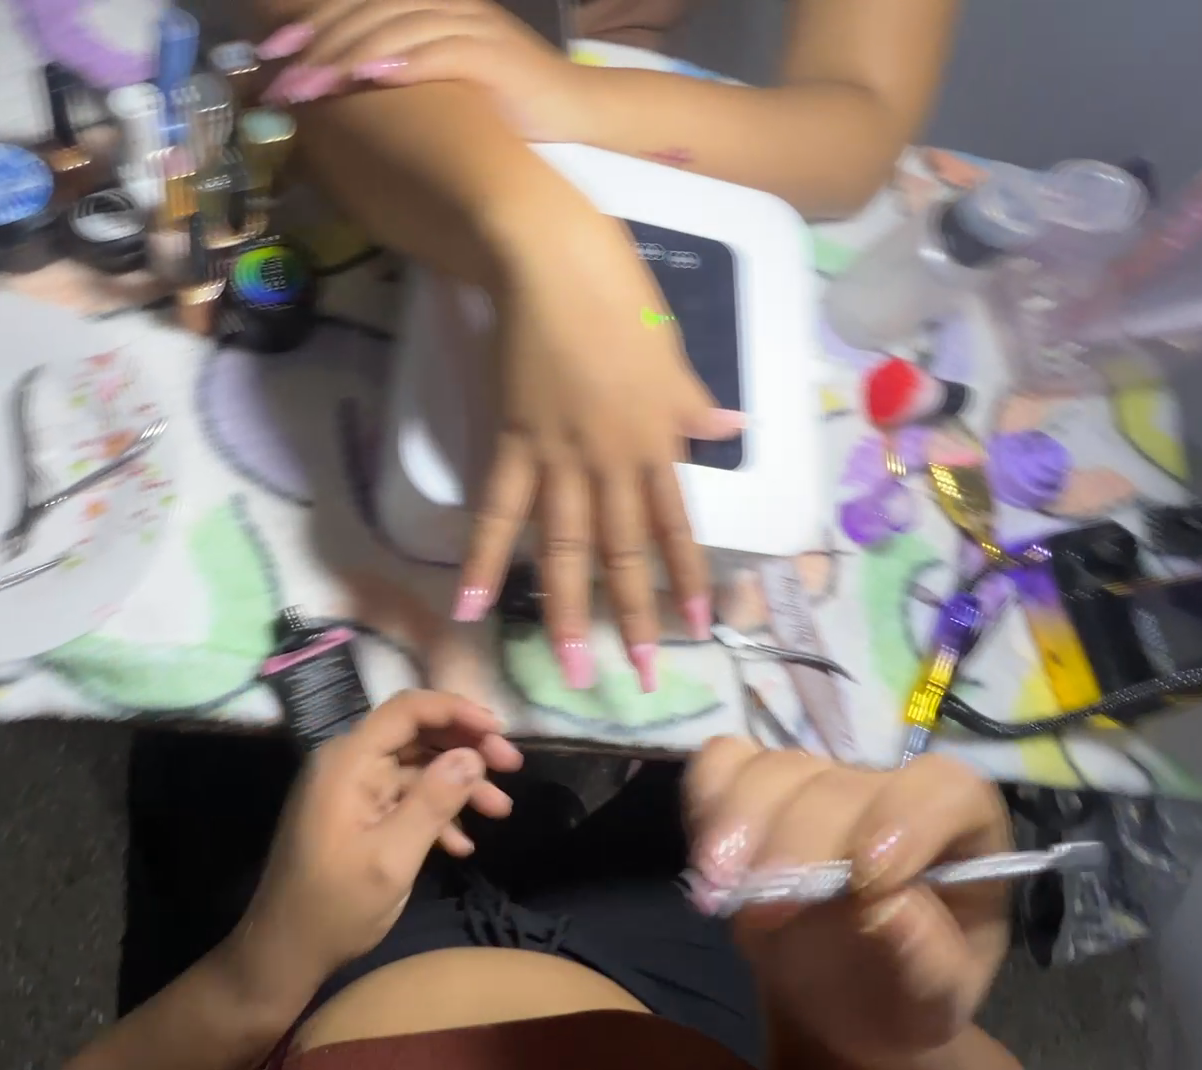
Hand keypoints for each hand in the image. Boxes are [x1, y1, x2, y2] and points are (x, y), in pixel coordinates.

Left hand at [229, 691, 523, 990]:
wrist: (283, 953)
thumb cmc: (334, 906)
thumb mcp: (392, 858)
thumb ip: (433, 802)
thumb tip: (473, 755)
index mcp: (350, 759)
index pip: (408, 709)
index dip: (457, 711)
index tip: (500, 730)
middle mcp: (350, 762)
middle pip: (417, 734)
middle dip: (466, 747)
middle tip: (512, 766)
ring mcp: (353, 787)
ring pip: (416, 767)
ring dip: (459, 785)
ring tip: (501, 809)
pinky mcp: (358, 812)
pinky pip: (404, 796)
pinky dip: (436, 812)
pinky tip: (462, 845)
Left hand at [255, 0, 596, 142]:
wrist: (576, 115)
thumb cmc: (507, 114)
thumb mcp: (445, 94)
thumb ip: (401, 88)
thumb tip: (349, 108)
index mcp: (431, 13)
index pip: (362, 8)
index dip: (314, 27)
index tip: (273, 56)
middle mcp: (447, 10)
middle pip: (369, 12)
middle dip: (317, 42)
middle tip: (275, 73)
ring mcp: (472, 29)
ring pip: (396, 28)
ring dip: (346, 55)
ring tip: (308, 85)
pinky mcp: (493, 58)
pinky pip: (441, 52)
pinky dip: (404, 61)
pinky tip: (370, 73)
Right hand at [458, 217, 742, 689]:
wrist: (548, 258)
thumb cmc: (615, 292)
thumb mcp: (669, 348)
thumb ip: (690, 400)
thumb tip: (730, 426)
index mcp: (657, 437)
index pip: (676, 524)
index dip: (688, 578)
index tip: (698, 627)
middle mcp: (612, 461)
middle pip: (624, 551)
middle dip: (634, 617)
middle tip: (641, 677)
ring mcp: (559, 458)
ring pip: (566, 546)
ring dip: (569, 609)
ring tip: (568, 666)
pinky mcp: (512, 445)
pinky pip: (498, 511)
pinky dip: (485, 558)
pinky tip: (471, 605)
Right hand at [684, 739, 1013, 1066]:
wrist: (834, 988)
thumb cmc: (896, 990)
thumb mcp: (931, 1000)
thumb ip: (926, 960)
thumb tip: (890, 910)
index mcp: (956, 830)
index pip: (944, 790)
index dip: (906, 818)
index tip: (864, 880)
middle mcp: (882, 788)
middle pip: (837, 786)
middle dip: (796, 844)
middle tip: (763, 908)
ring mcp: (811, 776)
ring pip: (771, 769)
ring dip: (737, 823)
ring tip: (716, 888)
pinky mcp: (749, 777)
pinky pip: (722, 761)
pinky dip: (706, 798)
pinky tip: (705, 855)